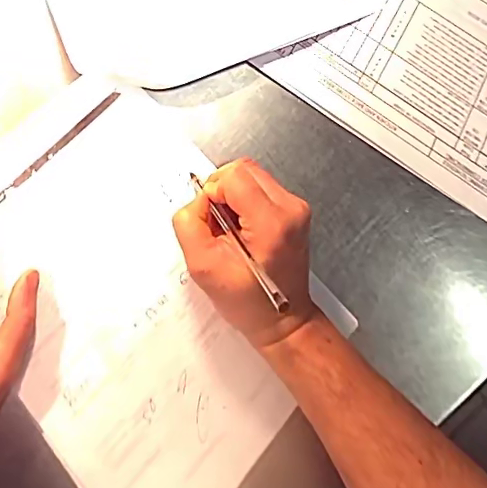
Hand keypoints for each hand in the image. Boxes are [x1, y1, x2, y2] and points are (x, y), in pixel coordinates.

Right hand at [172, 159, 315, 348]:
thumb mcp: (203, 267)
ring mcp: (296, 206)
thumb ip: (190, 224)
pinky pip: (262, 187)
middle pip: (245, 169)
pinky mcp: (295, 208)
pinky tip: (243, 228)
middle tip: (216, 223)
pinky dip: (245, 200)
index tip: (209, 219)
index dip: (212, 192)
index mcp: (271, 223)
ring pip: (253, 175)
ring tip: (230, 228)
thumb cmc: (249, 302)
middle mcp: (290, 208)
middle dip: (221, 190)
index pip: (234, 177)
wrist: (282, 318)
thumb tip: (198, 198)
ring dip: (233, 194)